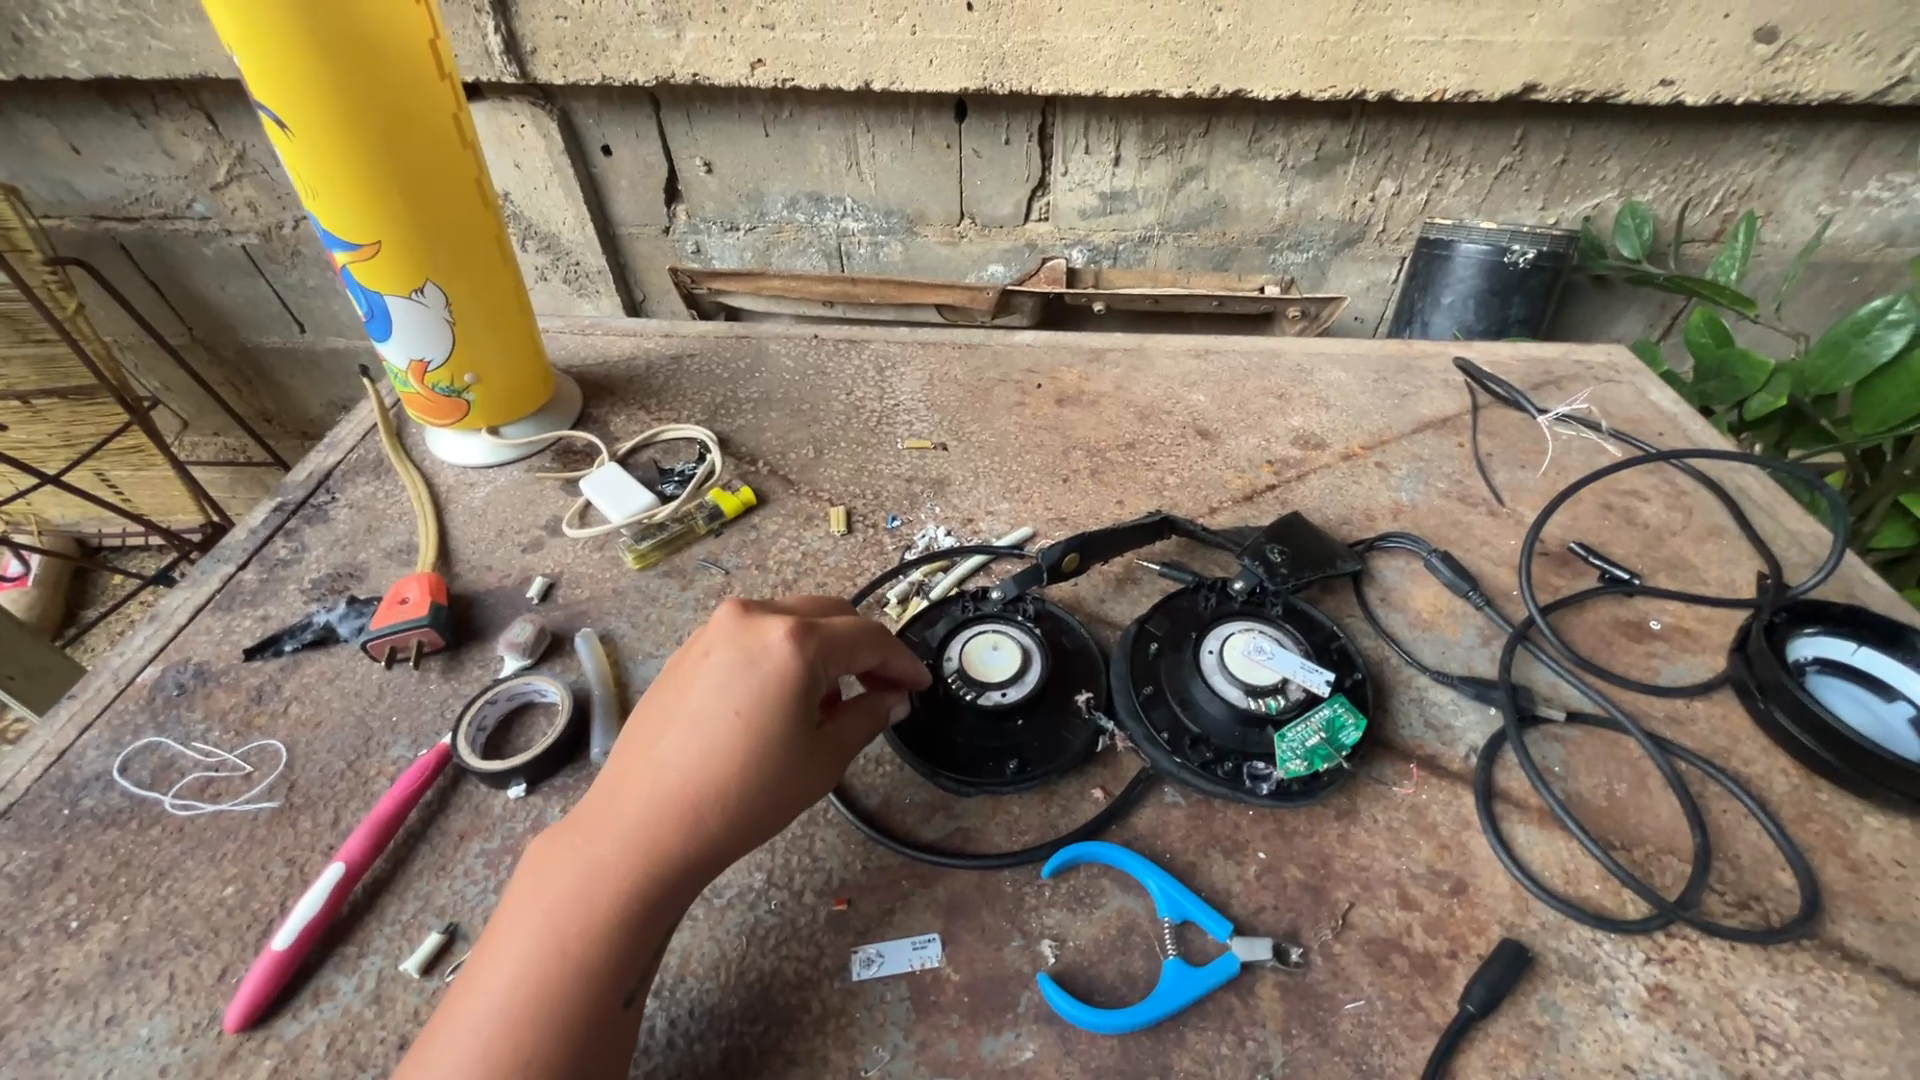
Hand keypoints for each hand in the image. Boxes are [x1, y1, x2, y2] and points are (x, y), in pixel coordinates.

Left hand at [578, 596, 930, 883]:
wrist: (644, 824)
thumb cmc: (744, 796)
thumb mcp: (822, 759)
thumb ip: (867, 716)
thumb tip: (893, 698)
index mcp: (795, 640)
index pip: (868, 637)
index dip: (901, 661)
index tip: (918, 685)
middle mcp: (756, 616)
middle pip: (831, 614)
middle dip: (863, 648)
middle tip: (881, 688)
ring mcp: (716, 627)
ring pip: (791, 619)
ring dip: (823, 648)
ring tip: (828, 701)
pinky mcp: (691, 647)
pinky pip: (755, 634)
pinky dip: (783, 652)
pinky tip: (781, 698)